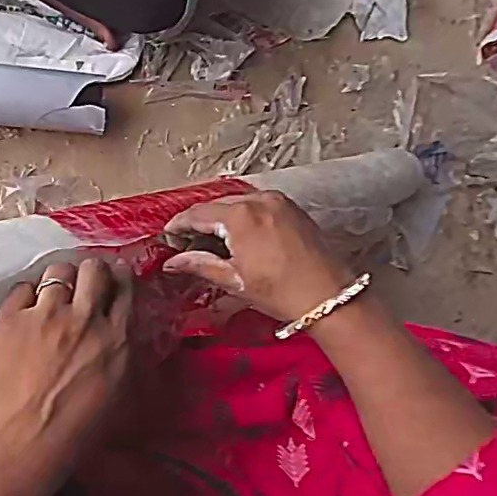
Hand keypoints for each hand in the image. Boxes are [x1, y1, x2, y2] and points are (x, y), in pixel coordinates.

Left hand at [0, 258, 132, 495]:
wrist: (16, 446)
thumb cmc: (71, 435)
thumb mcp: (115, 396)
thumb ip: (120, 357)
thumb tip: (120, 337)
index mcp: (117, 341)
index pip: (126, 289)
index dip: (119, 279)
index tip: (113, 280)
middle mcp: (85, 320)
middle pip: (94, 269)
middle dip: (91, 271)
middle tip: (83, 283)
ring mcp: (46, 315)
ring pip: (59, 271)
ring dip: (59, 280)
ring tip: (52, 296)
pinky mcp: (11, 318)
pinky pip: (23, 288)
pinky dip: (27, 297)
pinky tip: (25, 314)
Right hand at [161, 191, 355, 323]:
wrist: (328, 296)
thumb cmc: (281, 291)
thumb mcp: (234, 280)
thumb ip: (200, 265)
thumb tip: (173, 262)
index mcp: (240, 215)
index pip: (198, 214)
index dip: (178, 225)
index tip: (168, 236)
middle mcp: (258, 199)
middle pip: (217, 204)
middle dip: (199, 221)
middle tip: (186, 242)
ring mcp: (278, 201)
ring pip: (238, 202)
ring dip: (221, 217)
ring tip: (212, 240)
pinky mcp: (292, 208)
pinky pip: (257, 204)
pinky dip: (243, 215)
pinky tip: (239, 235)